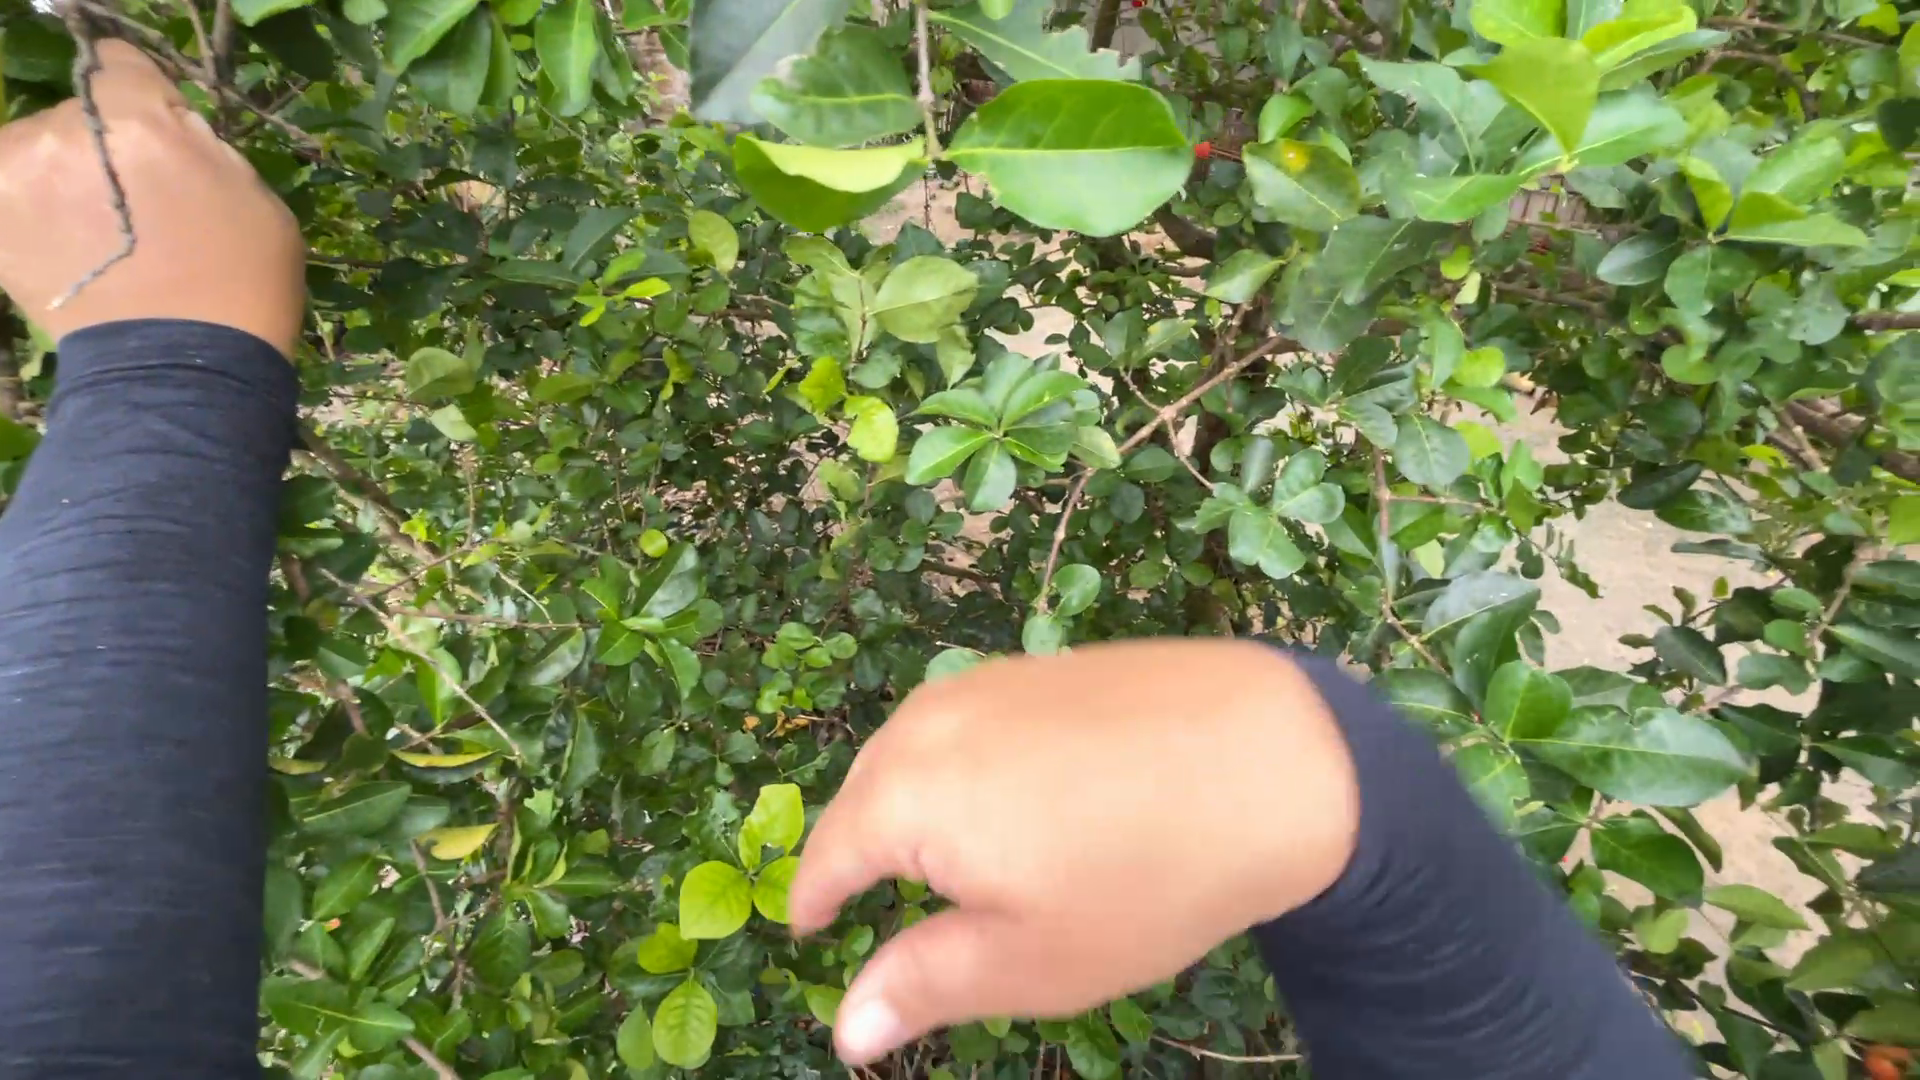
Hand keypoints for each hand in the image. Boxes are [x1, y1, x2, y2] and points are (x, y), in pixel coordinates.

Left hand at [0, 42, 304, 354]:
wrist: (188, 357)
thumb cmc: (248, 285)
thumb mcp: (266, 211)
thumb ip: (213, 155)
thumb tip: (175, 129)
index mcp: (147, 124)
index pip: (123, 65)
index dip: (145, 91)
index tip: (161, 123)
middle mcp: (68, 129)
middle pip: (84, 113)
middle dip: (114, 146)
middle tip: (150, 205)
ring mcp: (17, 166)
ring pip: (44, 147)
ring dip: (73, 177)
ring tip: (112, 236)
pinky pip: (16, 184)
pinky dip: (41, 207)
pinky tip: (79, 248)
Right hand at [788, 639, 1360, 1064]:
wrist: (1266, 753)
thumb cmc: (1142, 875)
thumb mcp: (1030, 957)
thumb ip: (923, 984)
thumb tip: (845, 1030)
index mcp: (909, 791)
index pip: (830, 852)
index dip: (814, 897)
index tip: (811, 927)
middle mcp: (930, 719)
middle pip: (863, 791)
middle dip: (858, 847)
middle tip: (877, 897)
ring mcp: (983, 680)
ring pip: (910, 746)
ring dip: (906, 797)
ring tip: (935, 846)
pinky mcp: (1032, 664)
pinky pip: (960, 717)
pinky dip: (955, 759)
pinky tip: (1001, 784)